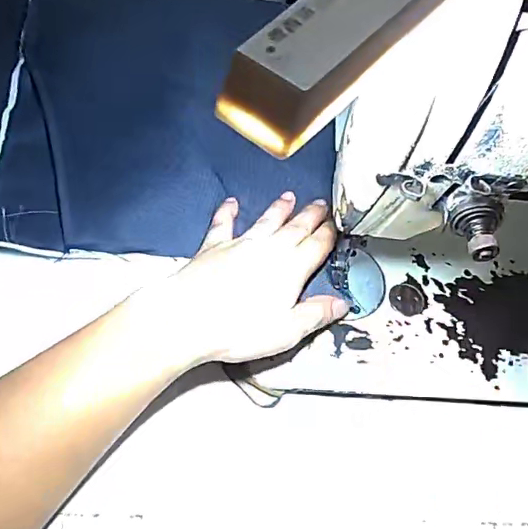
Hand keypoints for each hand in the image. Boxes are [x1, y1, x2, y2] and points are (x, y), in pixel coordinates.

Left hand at [125, 192, 348, 368]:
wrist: (188, 319)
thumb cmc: (236, 329)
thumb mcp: (287, 330)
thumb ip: (315, 314)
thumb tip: (339, 305)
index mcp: (291, 269)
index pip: (317, 245)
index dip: (329, 234)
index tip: (336, 226)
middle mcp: (268, 251)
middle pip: (296, 227)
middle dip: (311, 215)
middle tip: (321, 205)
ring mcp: (239, 245)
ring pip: (266, 221)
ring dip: (279, 209)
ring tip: (289, 197)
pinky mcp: (213, 247)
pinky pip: (224, 223)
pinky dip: (228, 211)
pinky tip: (231, 203)